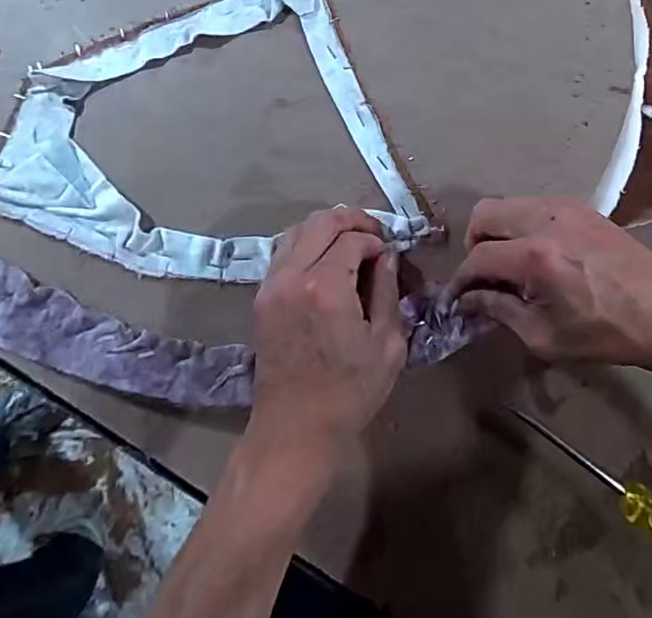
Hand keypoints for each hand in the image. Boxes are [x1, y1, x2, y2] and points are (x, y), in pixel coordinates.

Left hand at [247, 208, 406, 458]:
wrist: (294, 431)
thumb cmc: (349, 392)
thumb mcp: (388, 343)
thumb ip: (387, 292)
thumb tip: (385, 258)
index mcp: (325, 286)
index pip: (354, 239)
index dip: (377, 240)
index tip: (390, 256)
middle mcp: (292, 276)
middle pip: (321, 221)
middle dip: (353, 220)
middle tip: (375, 234)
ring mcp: (271, 286)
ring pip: (298, 230)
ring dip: (327, 229)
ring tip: (352, 244)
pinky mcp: (261, 298)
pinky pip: (284, 252)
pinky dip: (308, 245)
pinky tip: (327, 262)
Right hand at [450, 196, 651, 369]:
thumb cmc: (605, 332)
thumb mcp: (544, 337)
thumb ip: (500, 311)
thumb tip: (470, 299)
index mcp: (535, 256)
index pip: (478, 257)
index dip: (461, 279)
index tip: (458, 297)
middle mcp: (545, 220)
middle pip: (484, 214)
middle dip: (474, 244)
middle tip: (484, 274)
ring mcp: (565, 207)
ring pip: (508, 203)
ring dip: (498, 230)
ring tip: (511, 264)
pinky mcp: (581, 206)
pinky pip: (535, 205)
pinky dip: (523, 223)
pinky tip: (538, 252)